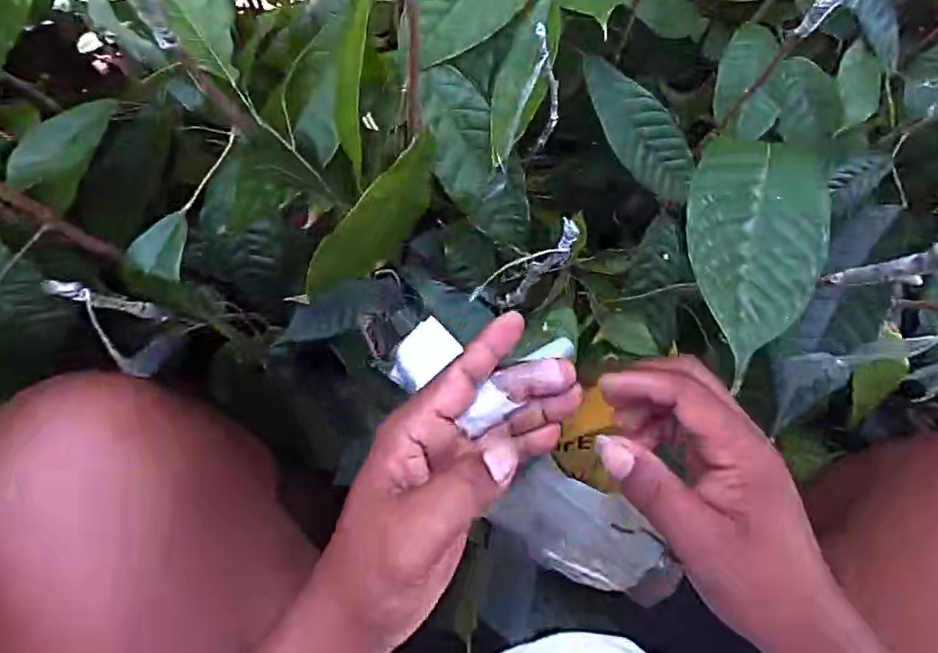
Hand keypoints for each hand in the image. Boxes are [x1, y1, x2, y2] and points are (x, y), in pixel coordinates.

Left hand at [260, 312, 581, 652]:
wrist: (362, 618)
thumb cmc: (376, 563)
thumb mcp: (417, 525)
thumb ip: (465, 486)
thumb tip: (509, 450)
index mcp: (415, 431)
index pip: (458, 378)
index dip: (488, 348)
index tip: (517, 320)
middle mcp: (437, 437)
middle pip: (488, 399)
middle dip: (526, 383)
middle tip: (570, 372)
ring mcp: (453, 463)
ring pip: (500, 425)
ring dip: (535, 410)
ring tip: (574, 396)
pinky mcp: (465, 489)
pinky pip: (501, 457)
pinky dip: (527, 444)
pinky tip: (553, 433)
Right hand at [595, 358, 884, 652]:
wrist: (806, 625)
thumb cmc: (755, 584)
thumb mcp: (695, 539)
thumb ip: (650, 487)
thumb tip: (605, 443)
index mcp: (741, 446)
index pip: (686, 391)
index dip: (641, 382)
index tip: (601, 388)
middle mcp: (745, 434)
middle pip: (694, 380)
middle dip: (648, 381)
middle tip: (608, 399)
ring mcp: (743, 446)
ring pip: (694, 398)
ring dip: (655, 403)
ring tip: (623, 429)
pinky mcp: (736, 462)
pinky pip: (696, 424)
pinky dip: (665, 424)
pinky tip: (645, 447)